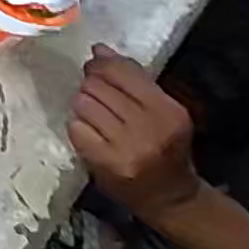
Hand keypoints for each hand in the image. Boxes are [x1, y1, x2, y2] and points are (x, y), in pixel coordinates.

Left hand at [67, 45, 202, 222]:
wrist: (173, 199)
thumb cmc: (164, 146)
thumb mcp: (161, 111)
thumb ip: (132, 78)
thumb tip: (99, 49)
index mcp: (168, 111)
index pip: (120, 72)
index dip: (100, 65)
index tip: (95, 68)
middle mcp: (150, 128)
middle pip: (95, 85)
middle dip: (91, 87)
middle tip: (100, 100)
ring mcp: (126, 146)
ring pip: (82, 103)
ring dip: (83, 107)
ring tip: (98, 119)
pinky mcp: (104, 161)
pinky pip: (75, 126)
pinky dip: (79, 127)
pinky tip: (93, 136)